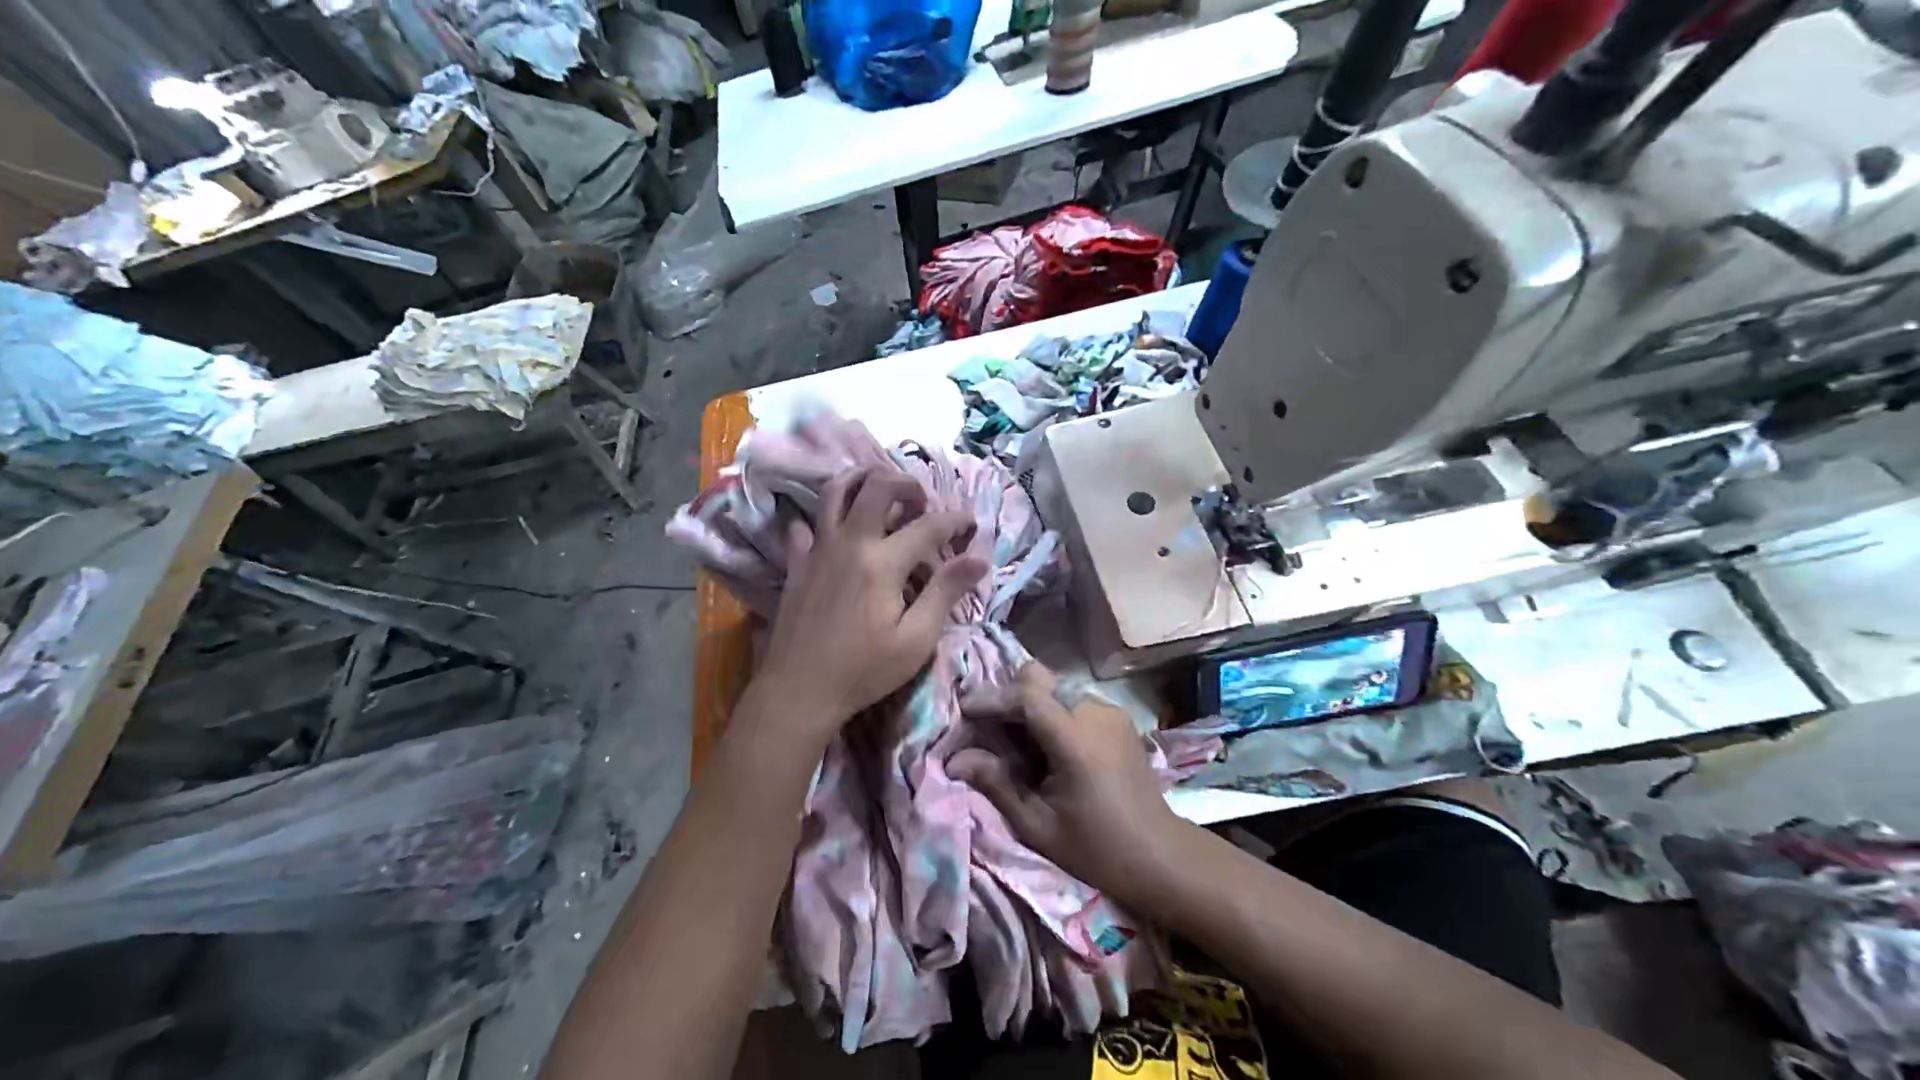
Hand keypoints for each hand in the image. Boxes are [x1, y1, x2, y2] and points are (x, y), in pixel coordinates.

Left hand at [751, 466, 987, 735]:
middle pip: (878, 487)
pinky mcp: (796, 562)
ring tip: (881, 492)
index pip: (928, 525)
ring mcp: (818, 549)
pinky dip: (823, 517)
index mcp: (883, 562)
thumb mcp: (916, 639)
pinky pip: (805, 524)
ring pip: (835, 491)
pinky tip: (835, 530)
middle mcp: (850, 542)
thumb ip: (946, 592)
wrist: (798, 690)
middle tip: (922, 502)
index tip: (971, 524)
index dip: (956, 520)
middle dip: (907, 484)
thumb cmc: (863, 670)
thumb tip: (979, 558)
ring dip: (862, 481)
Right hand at [949, 663, 1191, 901]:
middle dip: (1010, 697)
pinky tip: (1049, 748)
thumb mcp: (1036, 825)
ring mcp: (1110, 711)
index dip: (991, 698)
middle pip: (1039, 679)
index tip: (964, 711)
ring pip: (1055, 686)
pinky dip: (1053, 712)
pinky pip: (1074, 699)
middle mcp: (1094, 713)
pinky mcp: (1118, 717)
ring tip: (1020, 745)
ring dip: (1031, 705)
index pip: (1025, 695)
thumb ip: (996, 784)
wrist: (1159, 854)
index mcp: (1075, 740)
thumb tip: (953, 760)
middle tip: (991, 730)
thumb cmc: (1095, 848)